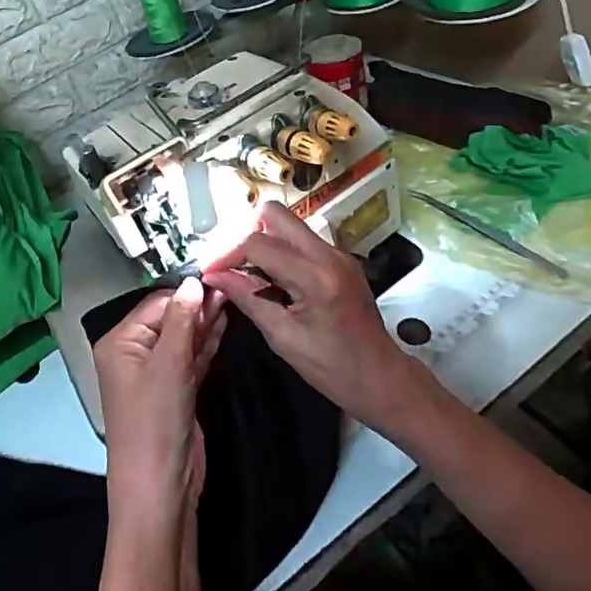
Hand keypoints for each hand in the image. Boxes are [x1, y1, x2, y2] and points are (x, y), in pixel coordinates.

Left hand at [94, 278, 226, 523]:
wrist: (161, 488)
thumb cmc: (155, 421)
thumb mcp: (169, 364)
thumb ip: (183, 320)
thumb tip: (193, 283)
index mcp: (121, 343)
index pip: (156, 304)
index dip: (186, 292)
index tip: (217, 277)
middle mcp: (136, 354)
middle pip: (170, 318)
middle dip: (198, 304)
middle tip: (230, 285)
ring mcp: (157, 373)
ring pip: (184, 337)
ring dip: (205, 320)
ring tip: (232, 296)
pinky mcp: (177, 390)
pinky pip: (193, 356)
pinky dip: (207, 341)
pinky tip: (225, 322)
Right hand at [203, 202, 439, 434]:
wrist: (381, 376)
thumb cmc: (332, 369)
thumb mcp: (283, 338)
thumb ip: (248, 299)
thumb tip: (214, 276)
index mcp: (316, 276)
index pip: (259, 243)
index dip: (227, 254)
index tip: (210, 272)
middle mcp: (329, 254)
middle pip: (275, 214)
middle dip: (246, 235)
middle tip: (231, 266)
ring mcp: (337, 253)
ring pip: (288, 224)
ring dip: (263, 242)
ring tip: (248, 275)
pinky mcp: (340, 258)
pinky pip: (301, 240)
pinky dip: (280, 251)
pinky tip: (272, 281)